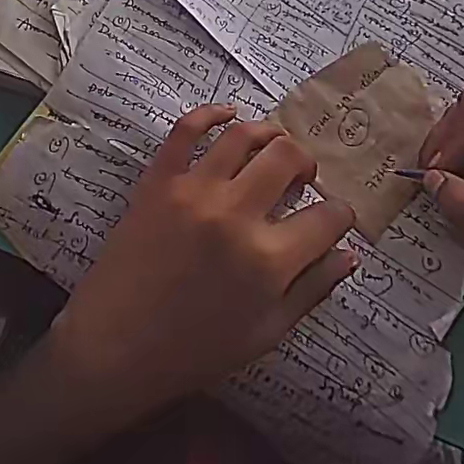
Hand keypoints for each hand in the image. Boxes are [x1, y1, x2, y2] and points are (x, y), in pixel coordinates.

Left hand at [47, 105, 358, 420]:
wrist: (113, 347)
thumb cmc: (194, 350)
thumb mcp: (265, 333)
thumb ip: (312, 290)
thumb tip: (350, 254)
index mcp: (267, 260)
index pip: (326, 219)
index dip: (340, 214)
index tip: (335, 216)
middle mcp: (235, 214)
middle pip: (287, 158)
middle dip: (306, 163)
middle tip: (302, 176)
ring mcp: (194, 190)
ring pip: (243, 135)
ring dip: (269, 133)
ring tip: (275, 144)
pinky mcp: (158, 179)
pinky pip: (185, 129)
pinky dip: (211, 113)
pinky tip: (229, 113)